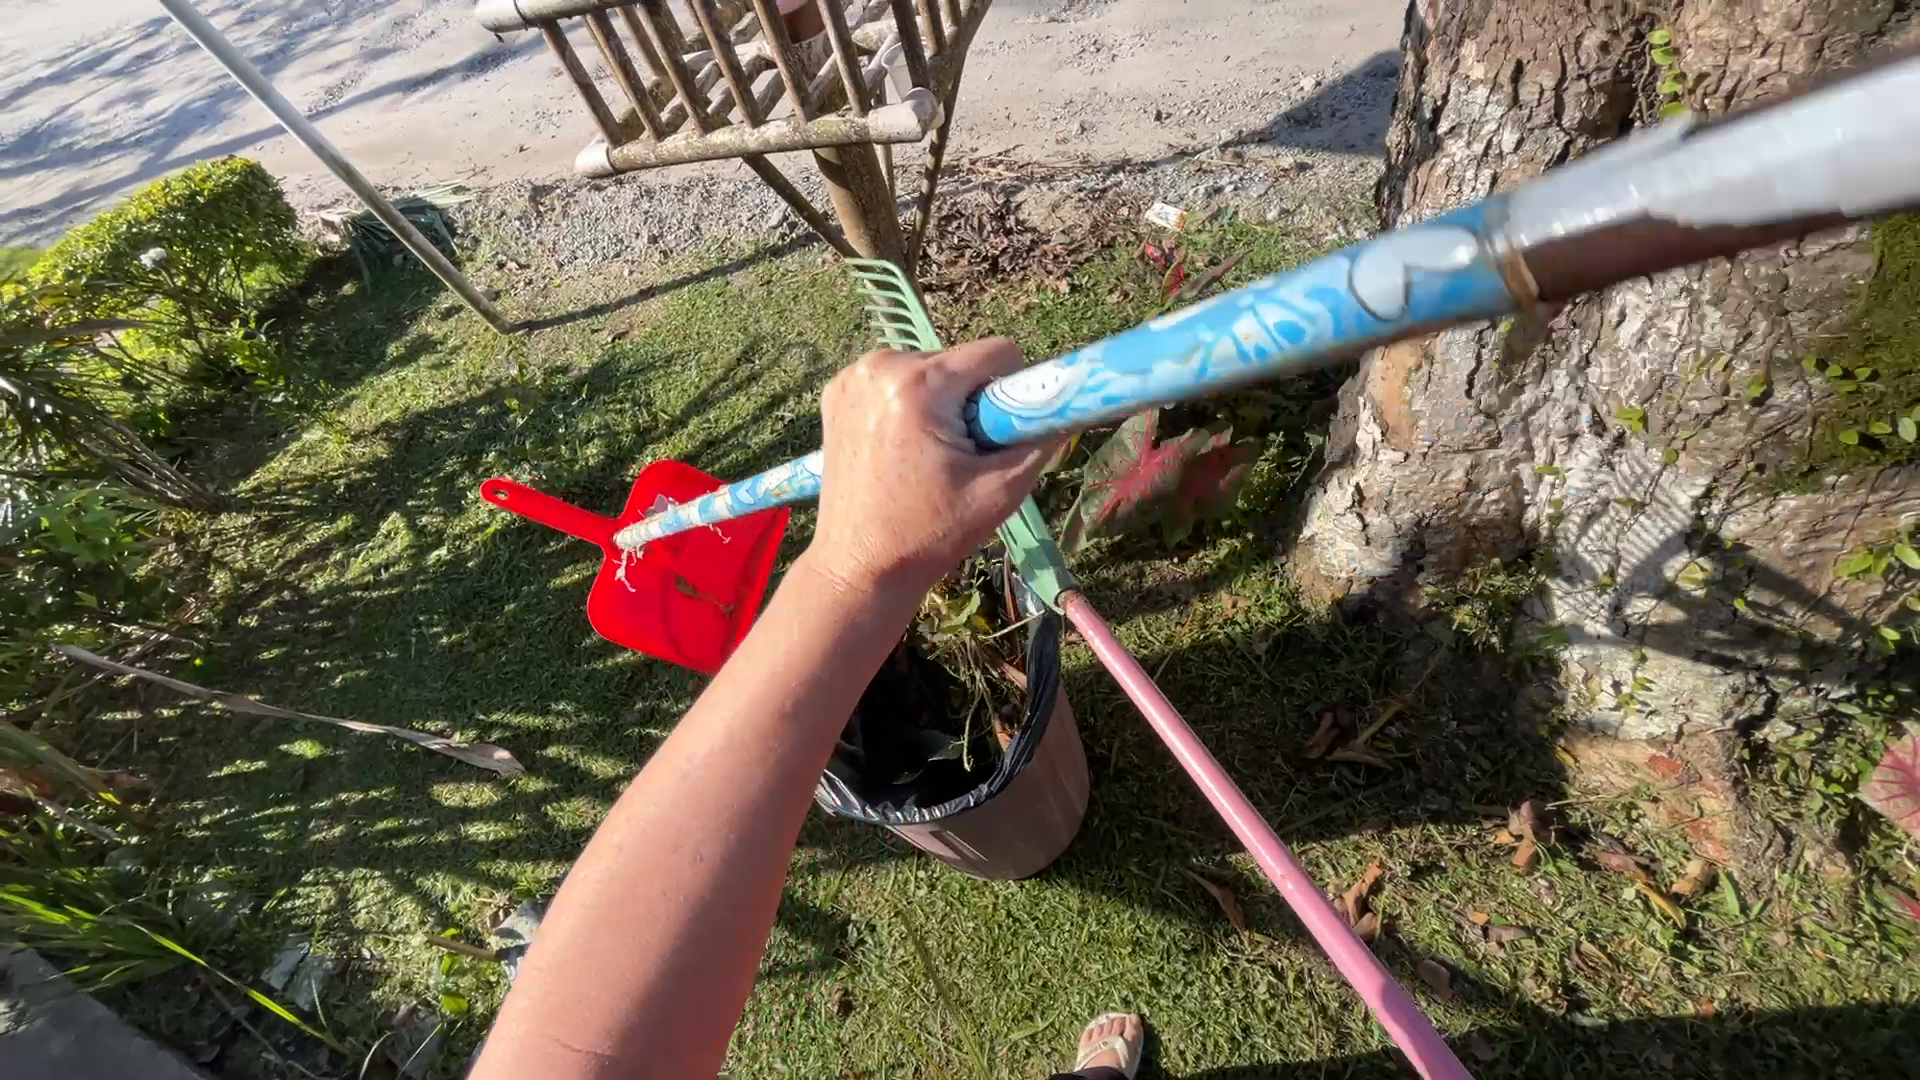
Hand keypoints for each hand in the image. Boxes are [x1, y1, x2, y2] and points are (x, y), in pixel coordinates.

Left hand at [803, 339, 1055, 602]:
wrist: (859, 565)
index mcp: (919, 385)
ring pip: (929, 370)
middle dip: (970, 402)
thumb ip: (1043, 440)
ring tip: (926, 457)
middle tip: (957, 457)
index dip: (1011, 392)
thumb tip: (1074, 406)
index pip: (998, 353)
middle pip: (960, 362)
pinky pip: (896, 380)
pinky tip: (898, 449)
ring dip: (939, 403)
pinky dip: (907, 405)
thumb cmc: (931, 534)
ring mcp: (852, 377)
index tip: (996, 434)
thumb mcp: (1001, 491)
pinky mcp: (837, 391)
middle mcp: (880, 365)